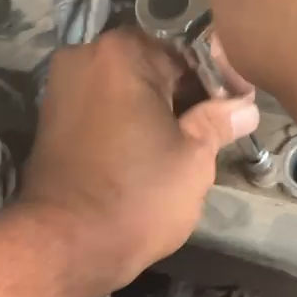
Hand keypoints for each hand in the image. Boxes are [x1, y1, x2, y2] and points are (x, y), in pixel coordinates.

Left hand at [16, 28, 258, 287]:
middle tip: (215, 132)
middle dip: (183, 96)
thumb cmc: (139, 196)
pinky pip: (102, 112)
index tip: (238, 108)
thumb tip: (245, 107)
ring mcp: (62, 89)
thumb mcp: (194, 159)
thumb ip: (219, 123)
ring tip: (183, 148)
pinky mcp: (51, 122)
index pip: (186, 52)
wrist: (69, 244)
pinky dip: (126, 126)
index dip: (218, 81)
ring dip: (155, 113)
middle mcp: (85, 57)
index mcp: (123, 52)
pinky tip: (147, 156)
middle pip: (151, 68)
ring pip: (125, 92)